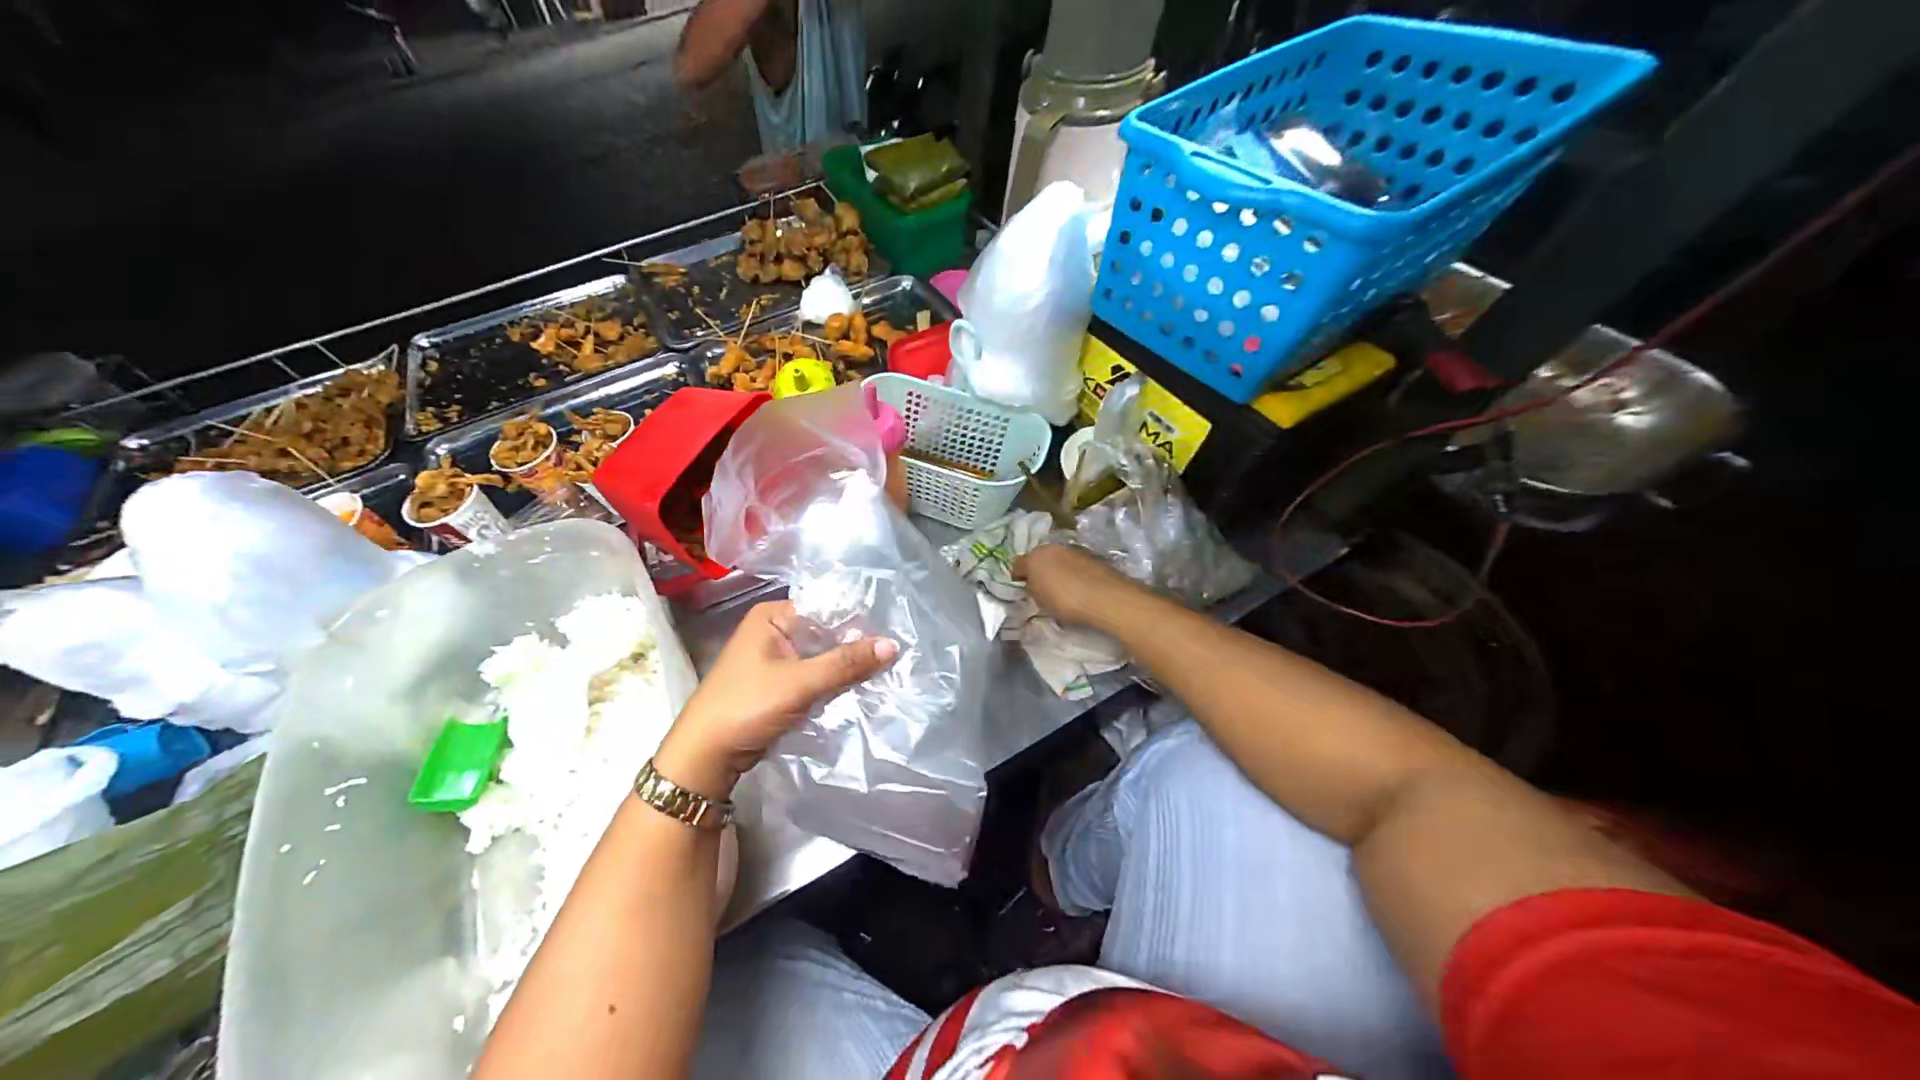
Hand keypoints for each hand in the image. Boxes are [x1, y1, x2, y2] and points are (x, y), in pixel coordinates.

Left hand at [655, 601, 897, 798]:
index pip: (827, 607)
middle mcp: (775, 630)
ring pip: (823, 656)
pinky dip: (834, 683)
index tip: (894, 632)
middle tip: (897, 655)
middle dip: (856, 646)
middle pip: (827, 632)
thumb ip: (845, 663)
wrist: (705, 755)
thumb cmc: (746, 707)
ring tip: (886, 671)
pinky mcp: (781, 684)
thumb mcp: (800, 683)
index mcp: (773, 616)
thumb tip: (893, 645)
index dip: (859, 620)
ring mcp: (777, 658)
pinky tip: (861, 688)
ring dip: (847, 667)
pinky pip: (816, 676)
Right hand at [1013, 544, 1137, 629]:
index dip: (1018, 576)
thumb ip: (1032, 589)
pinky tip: (1077, 583)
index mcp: (1033, 557)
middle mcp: (1050, 547)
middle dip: (1038, 568)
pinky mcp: (1089, 555)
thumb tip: (1032, 584)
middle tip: (1041, 585)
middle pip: (1038, 557)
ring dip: (1056, 567)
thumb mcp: (1040, 601)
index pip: (1017, 565)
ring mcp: (1071, 549)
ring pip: (1057, 557)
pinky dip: (1072, 570)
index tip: (1022, 587)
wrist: (1104, 596)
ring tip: (1061, 585)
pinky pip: (1073, 562)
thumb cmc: (1064, 601)